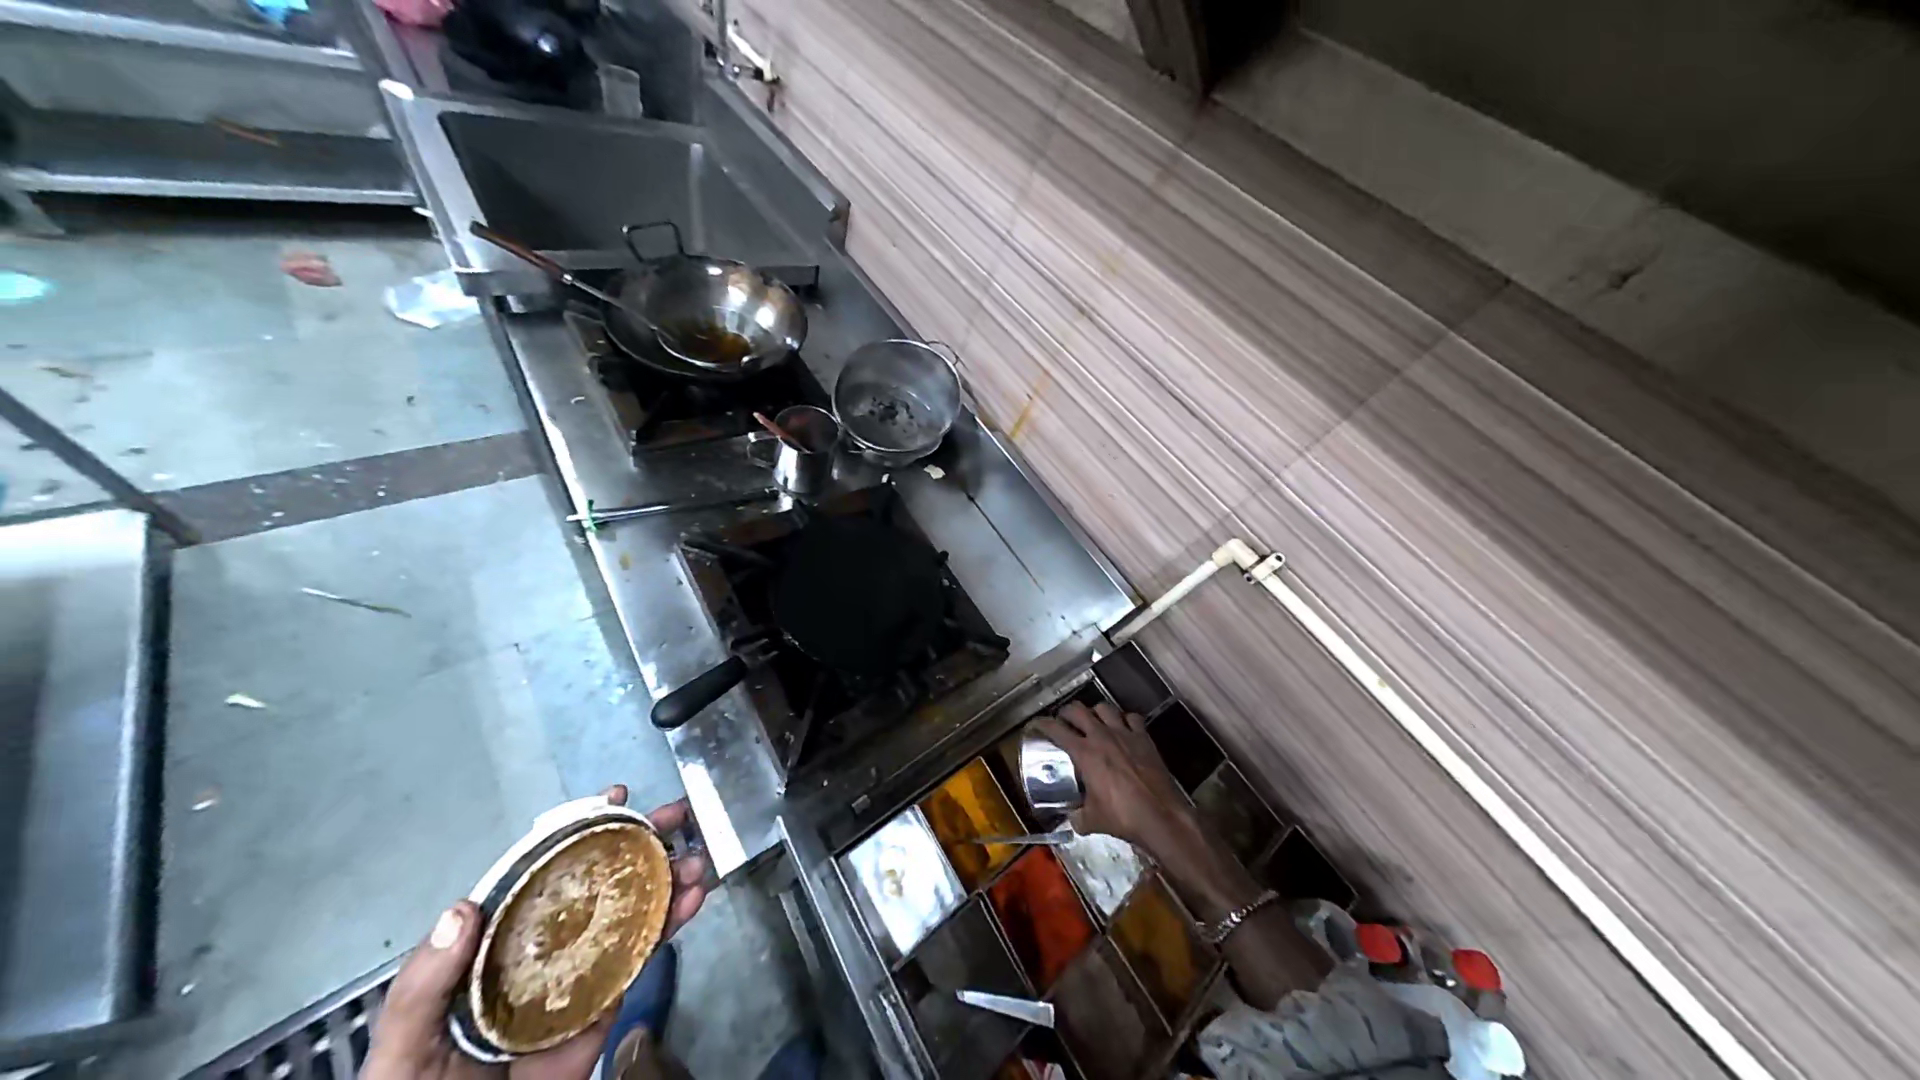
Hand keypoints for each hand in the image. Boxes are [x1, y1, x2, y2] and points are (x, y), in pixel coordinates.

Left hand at [363, 786, 710, 1079]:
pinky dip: (673, 922)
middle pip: (600, 878)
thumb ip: (424, 985)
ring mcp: (583, 965)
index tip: (617, 797)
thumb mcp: (402, 1045)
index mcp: (501, 935)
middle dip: (643, 841)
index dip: (582, 828)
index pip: (544, 868)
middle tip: (677, 814)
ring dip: (668, 877)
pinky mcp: (609, 997)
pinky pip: (644, 953)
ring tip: (697, 859)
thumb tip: (463, 908)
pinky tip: (693, 900)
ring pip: (632, 907)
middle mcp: (548, 938)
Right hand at [1033, 702, 1196, 857]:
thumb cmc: (1122, 816)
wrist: (1160, 815)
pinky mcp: (1144, 737)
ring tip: (1093, 721)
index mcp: (1084, 753)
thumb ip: (1077, 817)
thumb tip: (1073, 818)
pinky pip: (1131, 717)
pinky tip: (1123, 728)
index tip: (1037, 724)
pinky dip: (1124, 719)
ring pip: (1104, 707)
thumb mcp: (1092, 820)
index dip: (1042, 724)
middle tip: (1064, 721)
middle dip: (1066, 713)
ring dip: (1095, 712)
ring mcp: (1124, 733)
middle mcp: (1101, 736)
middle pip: (1078, 710)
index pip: (1056, 729)